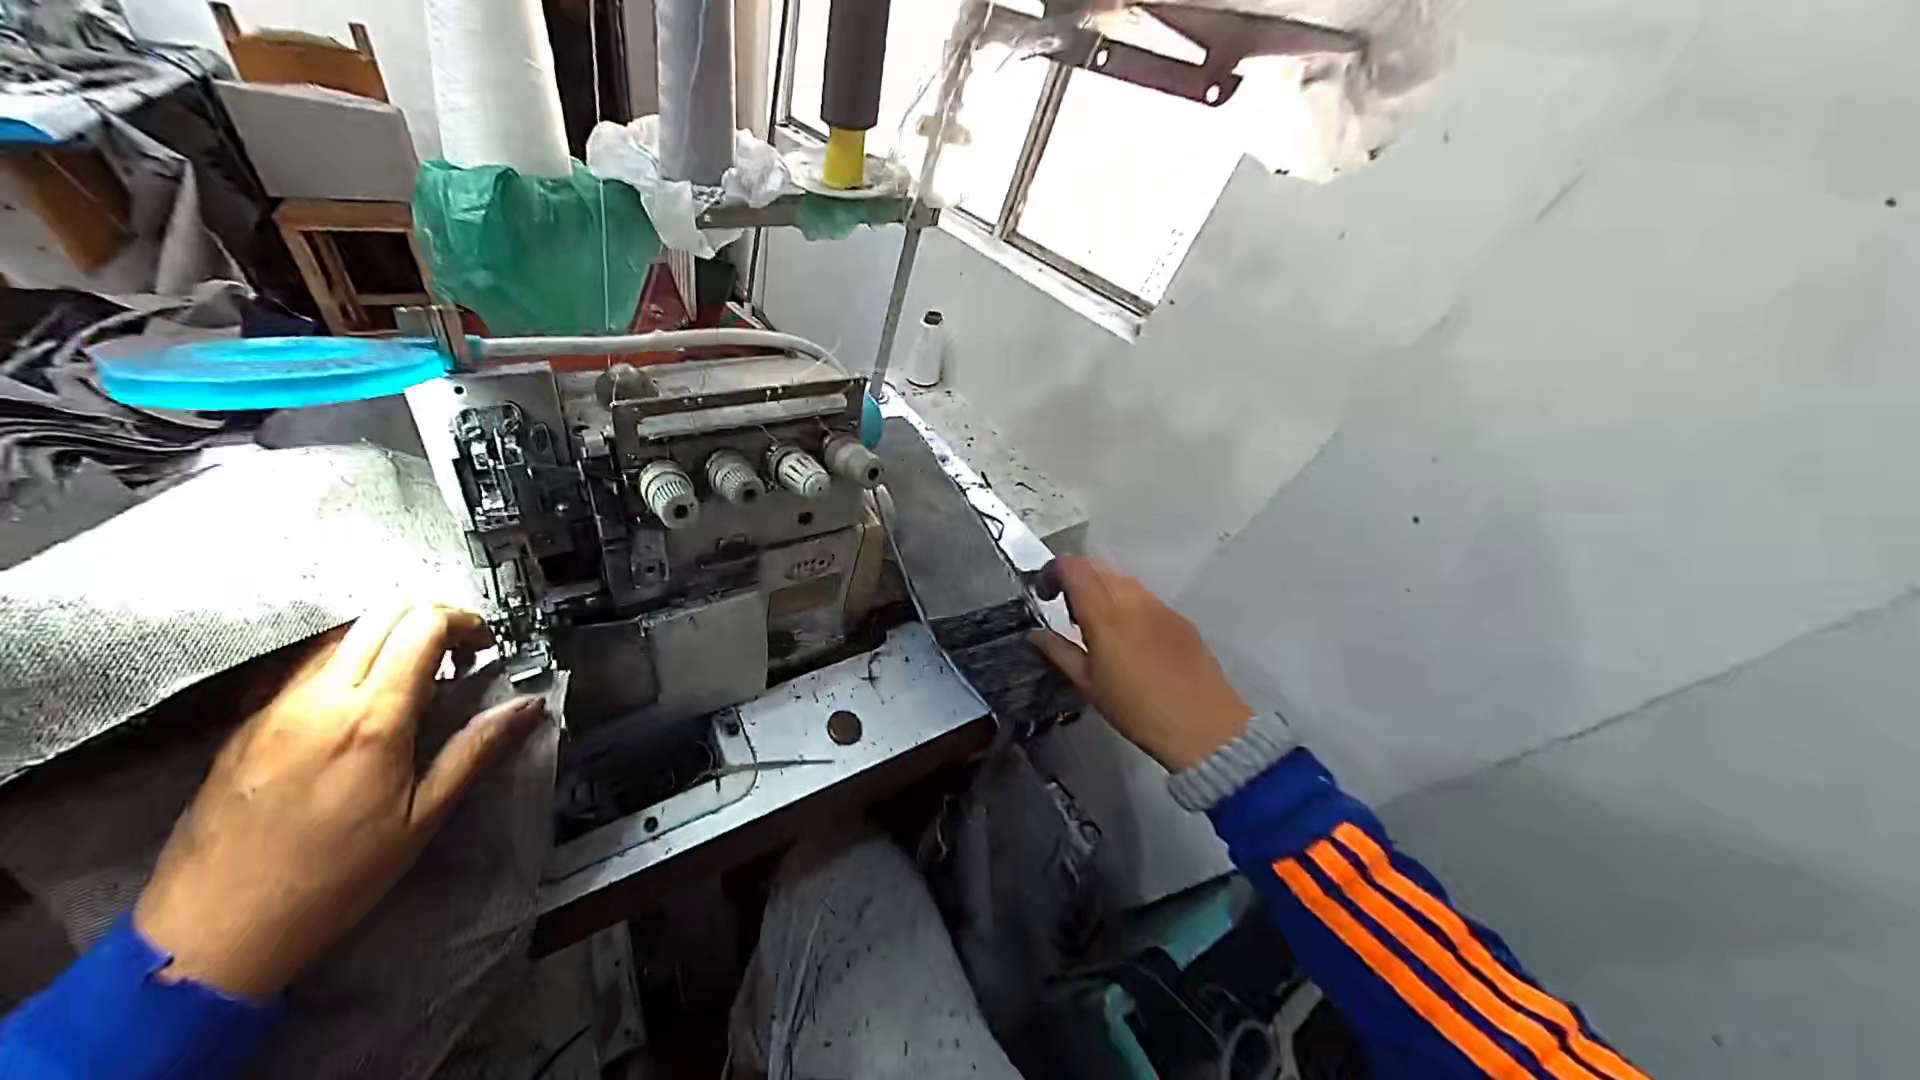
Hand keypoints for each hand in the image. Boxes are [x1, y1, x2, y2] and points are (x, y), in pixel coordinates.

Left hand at [133, 605, 547, 998]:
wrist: (208, 935)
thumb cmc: (335, 879)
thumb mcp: (424, 816)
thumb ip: (477, 748)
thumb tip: (530, 706)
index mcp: (371, 720)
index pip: (421, 626)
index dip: (464, 621)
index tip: (486, 646)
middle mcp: (318, 699)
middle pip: (381, 615)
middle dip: (431, 618)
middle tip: (460, 652)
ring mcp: (274, 709)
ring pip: (343, 636)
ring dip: (392, 637)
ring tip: (420, 679)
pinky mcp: (247, 726)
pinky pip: (308, 667)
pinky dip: (353, 662)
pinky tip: (368, 703)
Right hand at [1030, 556, 1252, 771]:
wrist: (1201, 725)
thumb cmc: (1135, 707)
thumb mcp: (1087, 683)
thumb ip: (1058, 652)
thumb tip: (1036, 635)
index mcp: (1103, 611)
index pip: (1073, 567)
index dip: (1052, 571)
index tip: (1044, 593)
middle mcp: (1132, 598)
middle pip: (1097, 566)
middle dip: (1074, 577)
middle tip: (1066, 608)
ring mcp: (1159, 605)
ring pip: (1122, 579)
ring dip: (1101, 588)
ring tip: (1095, 624)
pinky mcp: (1178, 617)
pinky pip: (1144, 596)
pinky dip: (1126, 602)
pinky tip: (1127, 636)